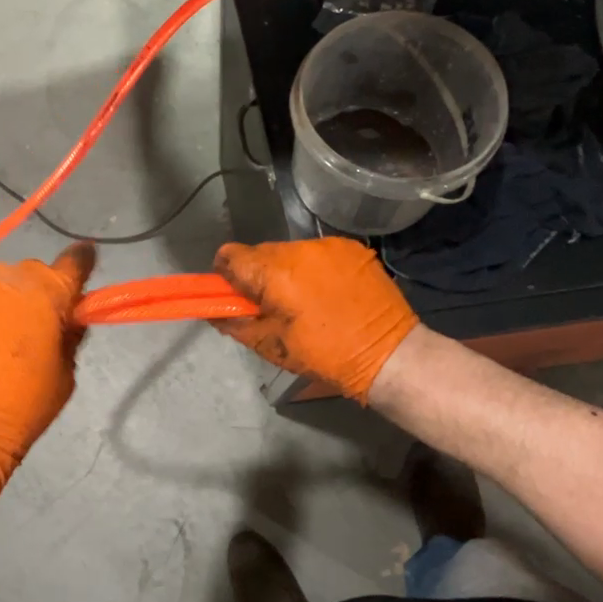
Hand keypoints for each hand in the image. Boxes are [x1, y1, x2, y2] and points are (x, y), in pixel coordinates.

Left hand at [0, 242, 95, 496]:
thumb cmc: (22, 405)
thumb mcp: (65, 374)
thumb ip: (69, 335)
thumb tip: (69, 316)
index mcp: (48, 292)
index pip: (74, 262)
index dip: (81, 263)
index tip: (83, 264)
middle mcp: (9, 276)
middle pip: (29, 273)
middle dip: (34, 292)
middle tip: (29, 324)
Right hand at [209, 238, 419, 401]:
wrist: (390, 353)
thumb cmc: (325, 355)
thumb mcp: (271, 346)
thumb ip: (235, 323)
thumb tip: (212, 310)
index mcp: (275, 273)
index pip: (230, 255)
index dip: (225, 274)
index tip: (234, 293)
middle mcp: (298, 250)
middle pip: (260, 252)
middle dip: (259, 275)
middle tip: (271, 304)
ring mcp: (328, 246)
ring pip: (289, 252)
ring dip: (287, 271)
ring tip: (304, 300)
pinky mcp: (351, 248)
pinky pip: (318, 253)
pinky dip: (315, 268)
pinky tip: (329, 292)